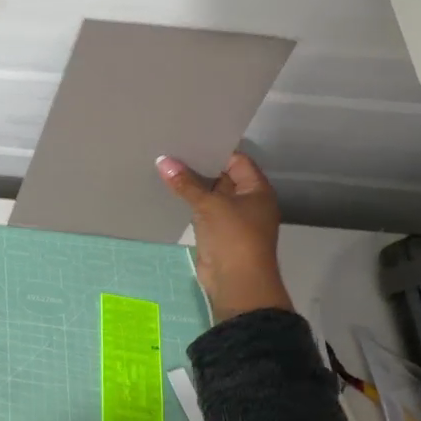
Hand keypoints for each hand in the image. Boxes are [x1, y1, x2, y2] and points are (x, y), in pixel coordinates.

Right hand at [156, 152, 293, 323]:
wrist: (237, 281)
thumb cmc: (234, 236)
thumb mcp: (209, 205)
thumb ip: (186, 183)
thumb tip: (163, 160)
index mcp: (256, 190)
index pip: (236, 160)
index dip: (215, 149)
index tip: (189, 139)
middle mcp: (247, 201)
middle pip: (222, 176)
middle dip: (199, 166)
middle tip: (171, 150)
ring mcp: (232, 217)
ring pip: (210, 195)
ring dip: (192, 185)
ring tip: (165, 167)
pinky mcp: (217, 232)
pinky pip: (202, 211)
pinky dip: (188, 203)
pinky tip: (168, 192)